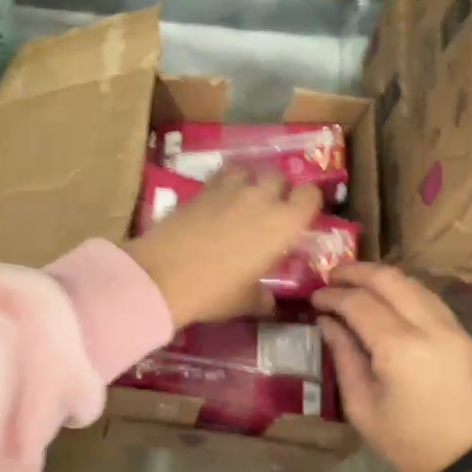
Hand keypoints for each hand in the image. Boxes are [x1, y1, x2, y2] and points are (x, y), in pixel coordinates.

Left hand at [124, 169, 321, 326]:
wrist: (161, 276)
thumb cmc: (213, 292)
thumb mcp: (245, 301)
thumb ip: (262, 297)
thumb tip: (268, 300)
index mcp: (282, 223)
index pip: (310, 195)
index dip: (308, 201)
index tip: (301, 213)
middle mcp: (260, 197)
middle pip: (278, 176)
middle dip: (278, 188)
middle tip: (270, 209)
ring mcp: (228, 189)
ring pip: (248, 170)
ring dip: (250, 181)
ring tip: (243, 200)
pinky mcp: (199, 189)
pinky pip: (221, 176)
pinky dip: (224, 184)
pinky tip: (217, 202)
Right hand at [313, 265, 471, 471]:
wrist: (471, 463)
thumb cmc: (408, 442)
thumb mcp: (362, 406)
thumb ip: (344, 356)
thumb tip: (328, 322)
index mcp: (399, 348)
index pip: (359, 302)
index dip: (332, 295)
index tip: (314, 298)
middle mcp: (428, 327)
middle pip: (389, 279)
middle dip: (356, 272)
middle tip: (331, 277)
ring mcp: (451, 328)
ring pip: (412, 283)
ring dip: (381, 278)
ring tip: (355, 285)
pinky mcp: (464, 334)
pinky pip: (429, 298)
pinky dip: (403, 290)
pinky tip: (386, 300)